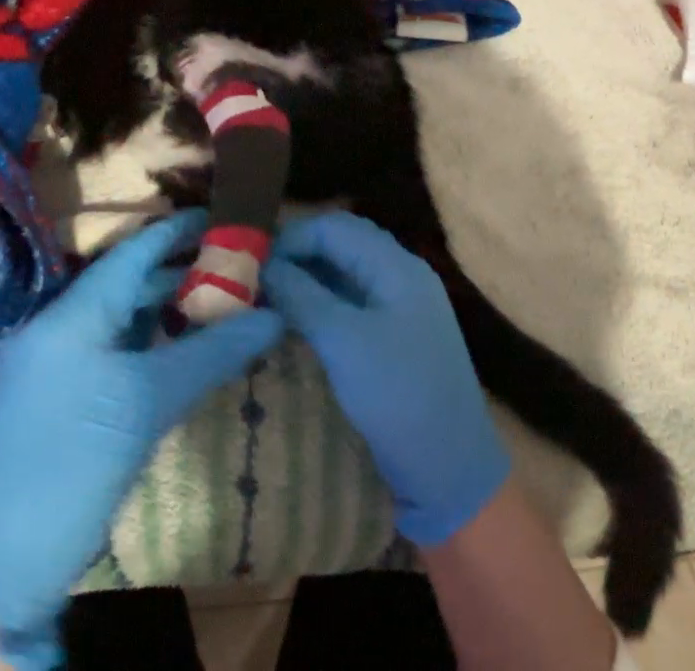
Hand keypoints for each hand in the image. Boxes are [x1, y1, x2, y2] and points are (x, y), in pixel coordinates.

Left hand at [0, 211, 283, 667]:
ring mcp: (46, 367)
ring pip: (115, 323)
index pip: (130, 254)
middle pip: (123, 287)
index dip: (176, 233)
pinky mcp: (49, 401)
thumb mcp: (150, 404)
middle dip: (179, 277)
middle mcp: (51, 330)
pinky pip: (104, 355)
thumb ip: (212, 353)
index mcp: (68, 318)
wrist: (5, 560)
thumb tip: (275, 315)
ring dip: (164, 315)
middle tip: (235, 272)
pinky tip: (178, 355)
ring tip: (218, 308)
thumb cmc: (76, 466)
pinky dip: (144, 348)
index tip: (222, 219)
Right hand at [261, 211, 509, 546]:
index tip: (246, 262)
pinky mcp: (389, 341)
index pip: (334, 227)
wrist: (448, 467)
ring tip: (260, 300)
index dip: (290, 238)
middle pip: (339, 247)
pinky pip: (346, 308)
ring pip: (340, 278)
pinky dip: (316, 308)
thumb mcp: (344, 340)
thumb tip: (262, 266)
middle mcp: (399, 278)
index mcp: (397, 267)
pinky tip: (288, 324)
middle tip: (248, 280)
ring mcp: (396, 311)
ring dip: (302, 283)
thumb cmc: (398, 394)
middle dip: (293, 258)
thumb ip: (302, 295)